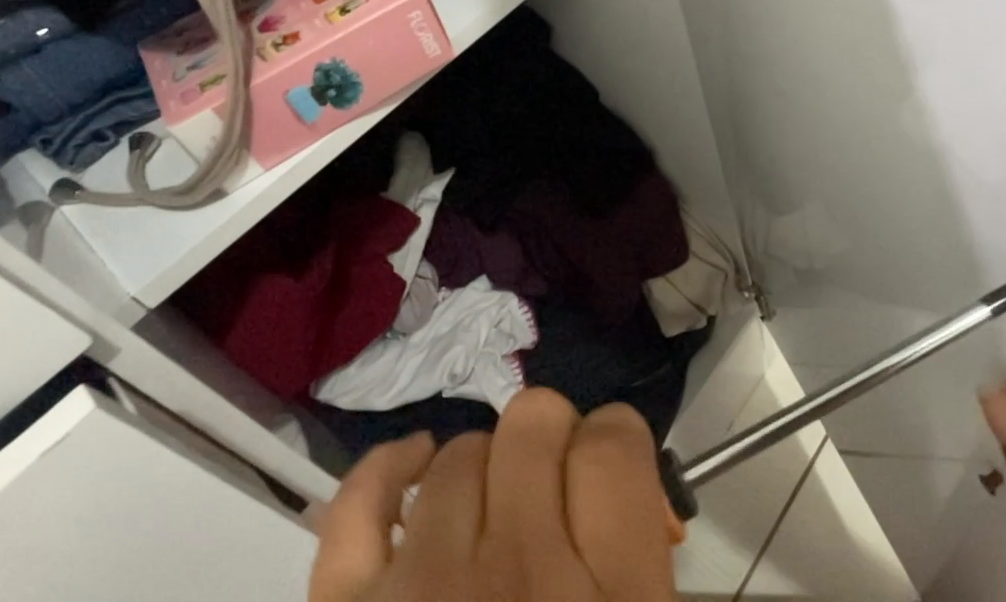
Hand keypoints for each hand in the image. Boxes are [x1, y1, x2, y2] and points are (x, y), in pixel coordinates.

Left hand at [309, 389, 677, 600]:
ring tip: (498, 507)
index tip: (611, 461)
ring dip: (486, 466)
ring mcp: (425, 587)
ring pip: (461, 452)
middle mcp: (520, 573)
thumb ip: (646, 550)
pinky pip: (359, 503)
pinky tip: (418, 464)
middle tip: (557, 488)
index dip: (617, 437)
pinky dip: (388, 469)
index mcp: (613, 594)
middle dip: (553, 438)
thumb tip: (633, 484)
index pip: (615, 441)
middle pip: (535, 422)